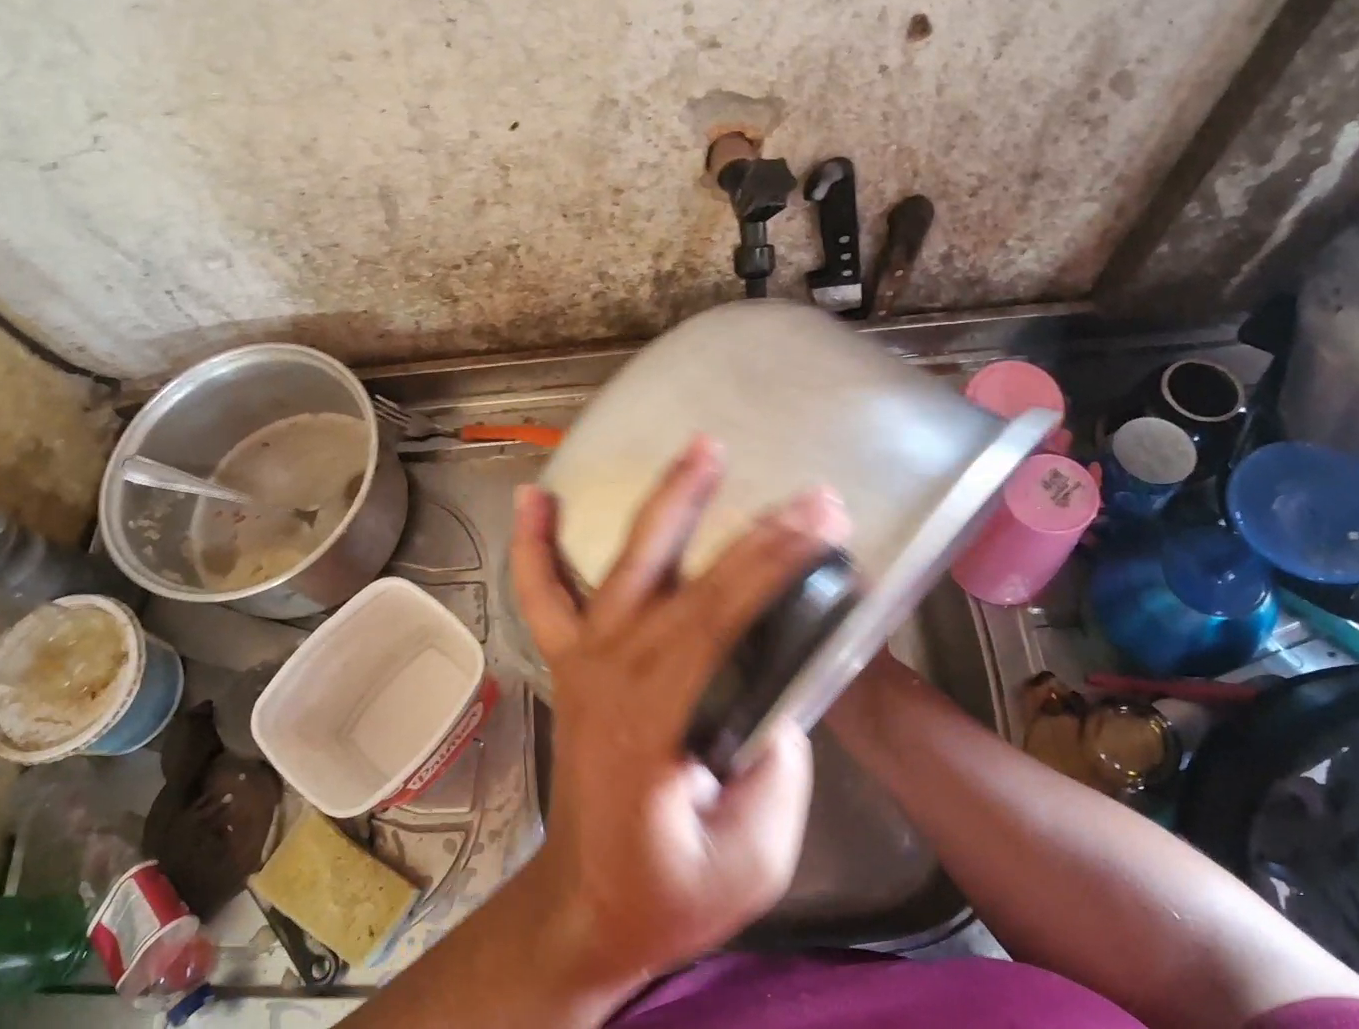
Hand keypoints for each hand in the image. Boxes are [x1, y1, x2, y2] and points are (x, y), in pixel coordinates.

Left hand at [509, 436, 848, 987]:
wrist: (588, 909)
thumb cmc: (669, 893)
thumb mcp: (750, 858)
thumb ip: (775, 770)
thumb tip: (779, 692)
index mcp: (648, 724)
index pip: (714, 623)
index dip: (769, 567)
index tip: (822, 524)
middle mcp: (605, 679)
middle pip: (680, 586)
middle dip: (751, 536)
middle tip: (807, 497)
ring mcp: (580, 667)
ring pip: (620, 569)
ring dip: (664, 507)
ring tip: (701, 451)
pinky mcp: (570, 668)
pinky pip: (543, 597)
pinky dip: (536, 546)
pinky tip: (537, 498)